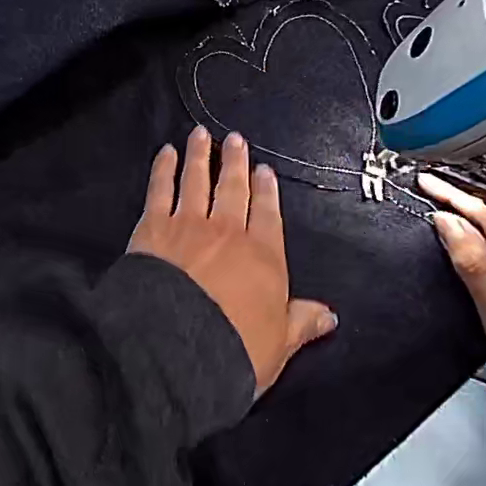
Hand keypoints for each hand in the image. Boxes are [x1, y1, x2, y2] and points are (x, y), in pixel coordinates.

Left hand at [129, 127, 337, 396]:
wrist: (176, 350)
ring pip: (197, 180)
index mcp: (262, 255)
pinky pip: (160, 189)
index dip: (266, 191)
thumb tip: (330, 316)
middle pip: (233, 188)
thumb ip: (302, 324)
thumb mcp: (279, 345)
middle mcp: (228, 231)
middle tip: (235, 140)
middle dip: (235, 162)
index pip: (267, 214)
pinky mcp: (154, 226)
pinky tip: (165, 153)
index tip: (264, 170)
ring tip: (200, 135)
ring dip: (200, 156)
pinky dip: (163, 169)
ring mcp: (189, 224)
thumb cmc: (234, 351)